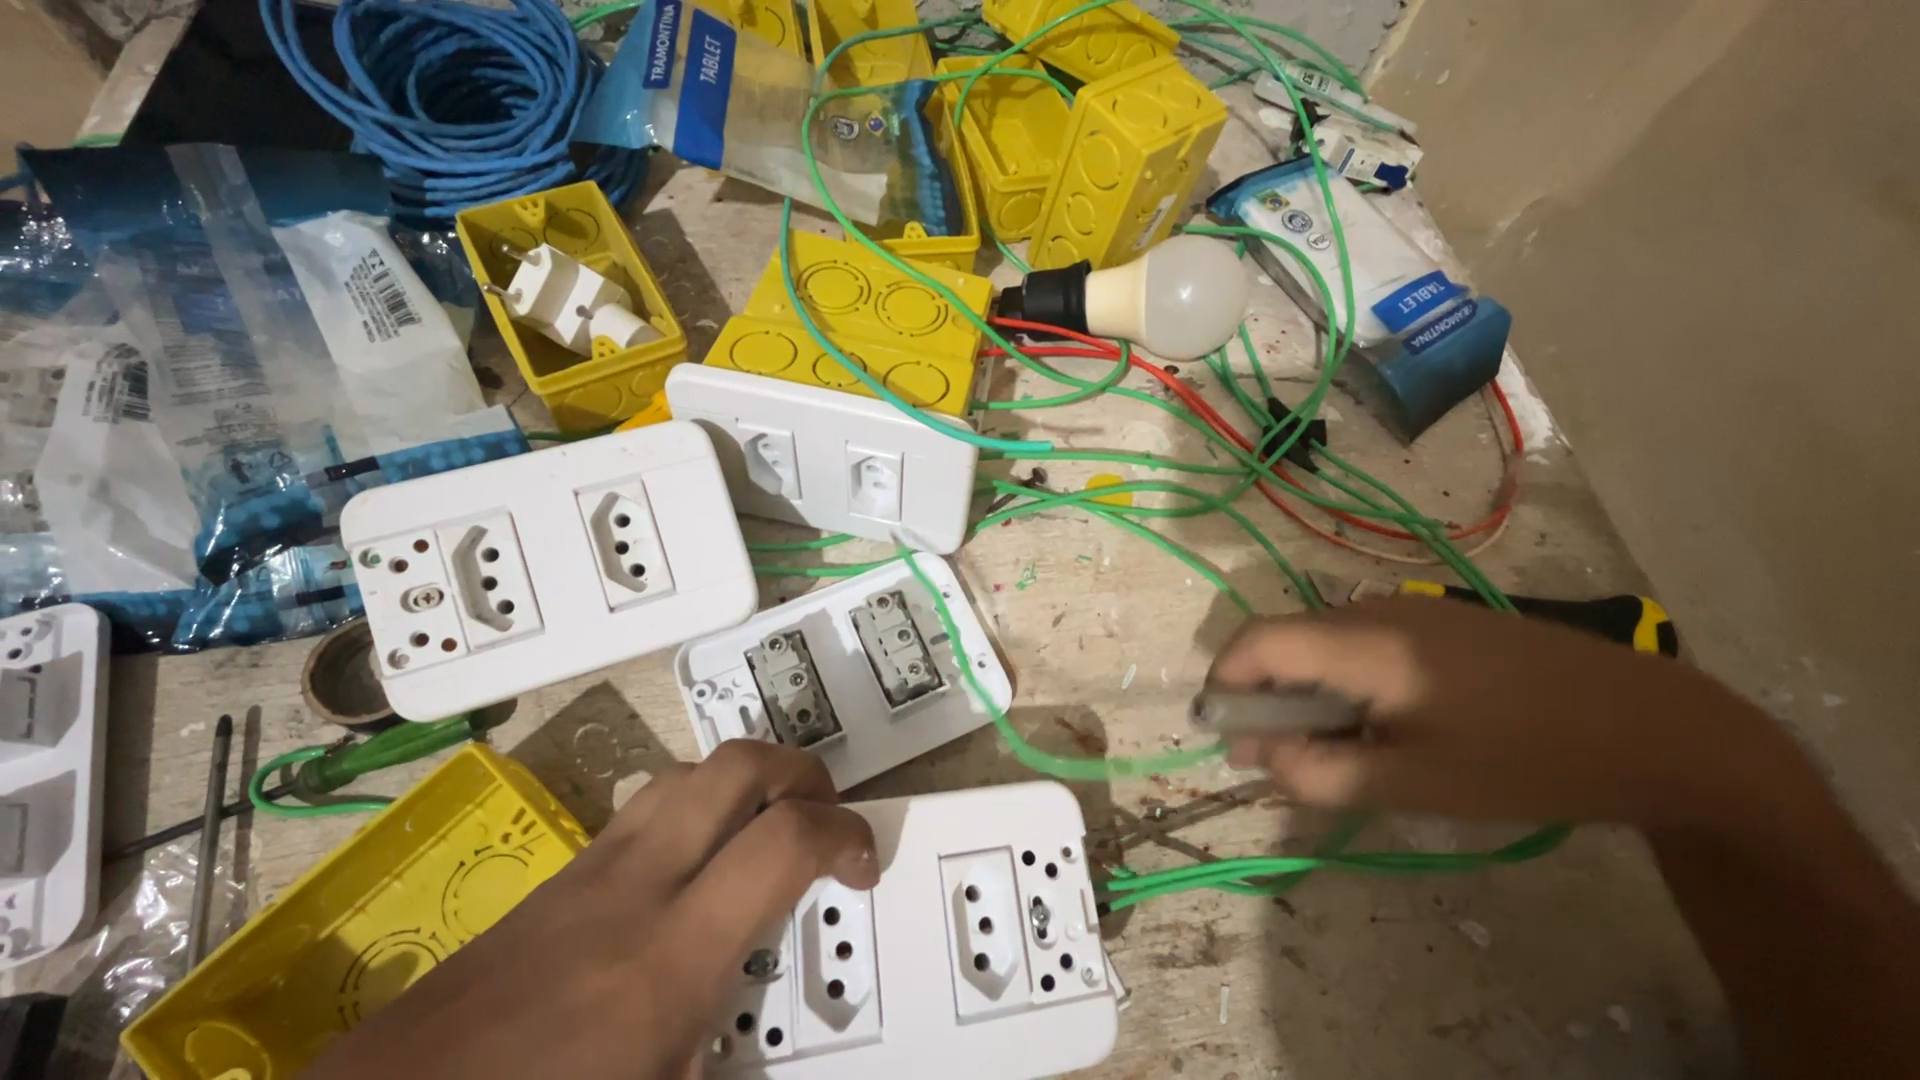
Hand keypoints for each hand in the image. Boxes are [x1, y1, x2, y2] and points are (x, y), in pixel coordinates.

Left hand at [304, 741, 878, 1079]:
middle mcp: (637, 883)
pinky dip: (698, 805)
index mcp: (672, 954)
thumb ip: (720, 1056)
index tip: (862, 866)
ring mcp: (592, 867)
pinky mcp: (560, 873)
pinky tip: (696, 862)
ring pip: (689, 773)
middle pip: (738, 768)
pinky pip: (647, 804)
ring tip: (771, 825)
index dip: (845, 835)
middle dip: (803, 773)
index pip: (785, 842)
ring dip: (748, 780)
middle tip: (827, 816)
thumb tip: (750, 1040)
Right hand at [1209, 596, 1805, 830]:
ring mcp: (1412, 609)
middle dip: (1268, 698)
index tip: (1226, 735)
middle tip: (1288, 760)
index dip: (1224, 683)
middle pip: (1286, 641)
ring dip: (1311, 694)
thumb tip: (1254, 752)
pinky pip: (1362, 643)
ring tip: (1348, 751)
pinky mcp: (1440, 620)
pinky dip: (1348, 683)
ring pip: (1323, 644)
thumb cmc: (1527, 761)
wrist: (1657, 727)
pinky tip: (1393, 727)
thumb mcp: (1414, 783)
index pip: (1256, 641)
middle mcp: (1376, 610)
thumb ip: (1318, 771)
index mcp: (1365, 643)